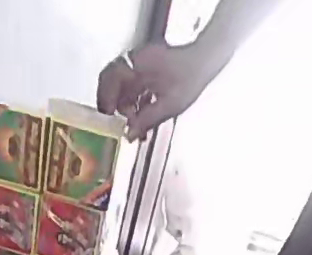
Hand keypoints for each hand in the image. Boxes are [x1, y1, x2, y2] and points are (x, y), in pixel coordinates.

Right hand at [96, 41, 230, 137]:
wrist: (205, 62)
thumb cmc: (190, 78)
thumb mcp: (169, 105)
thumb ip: (147, 120)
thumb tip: (128, 136)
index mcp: (140, 64)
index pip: (112, 77)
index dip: (106, 97)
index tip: (108, 118)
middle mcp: (137, 61)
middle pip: (111, 82)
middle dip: (111, 104)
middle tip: (115, 125)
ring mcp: (141, 65)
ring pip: (122, 88)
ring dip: (125, 109)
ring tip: (135, 127)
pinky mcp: (146, 72)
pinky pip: (133, 88)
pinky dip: (134, 105)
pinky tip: (142, 120)